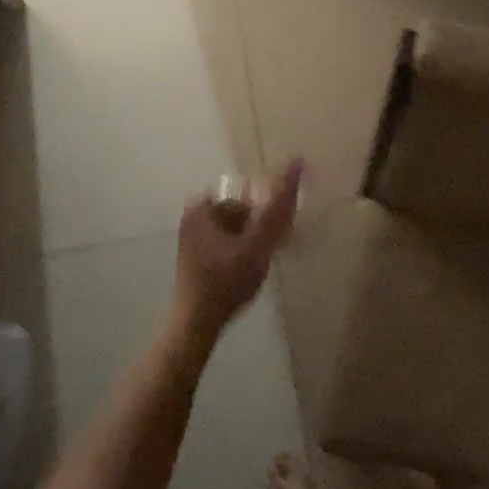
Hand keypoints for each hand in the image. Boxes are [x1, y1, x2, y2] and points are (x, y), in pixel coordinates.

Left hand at [173, 159, 304, 337]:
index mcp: (203, 205)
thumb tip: (295, 163)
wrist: (196, 325)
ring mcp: (192, 236)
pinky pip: (229, 243)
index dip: (270, 211)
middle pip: (244, 210)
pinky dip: (244, 251)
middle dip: (263, 227)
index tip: (282, 232)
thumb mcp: (258, 243)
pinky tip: (250, 272)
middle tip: (276, 249)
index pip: (250, 194)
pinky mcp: (196, 255)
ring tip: (263, 263)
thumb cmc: (226, 282)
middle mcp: (194, 215)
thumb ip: (278, 205)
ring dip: (256, 240)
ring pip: (238, 228)